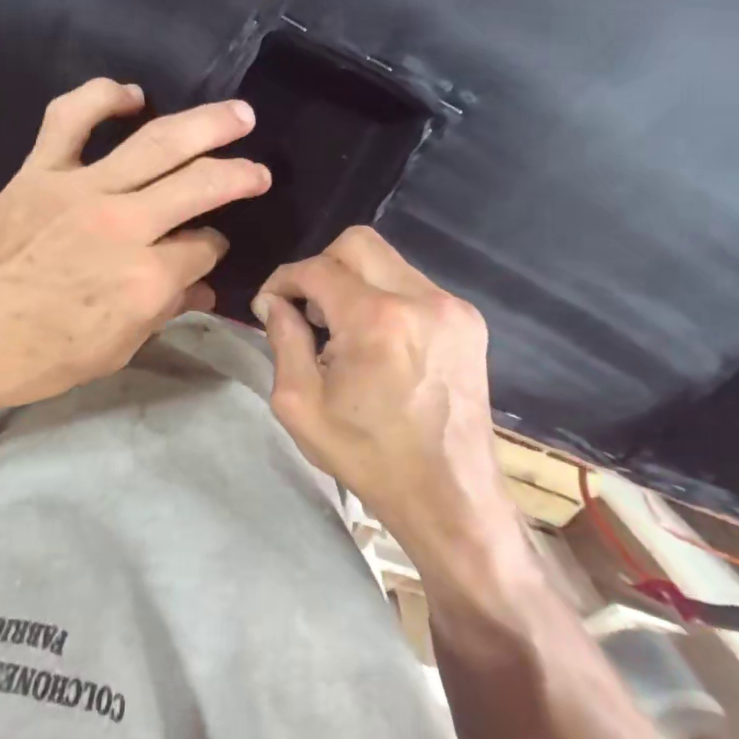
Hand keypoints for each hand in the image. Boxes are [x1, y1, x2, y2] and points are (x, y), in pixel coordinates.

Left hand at [0, 78, 270, 418]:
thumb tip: (200, 287)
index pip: (204, 248)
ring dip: (206, 124)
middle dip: (239, 175)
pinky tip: (131, 95)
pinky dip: (103, 96)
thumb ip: (159, 312)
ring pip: (157, 142)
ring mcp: (82, 189)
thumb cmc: (31, 358)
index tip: (210, 248)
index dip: (214, 248)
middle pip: (201, 185)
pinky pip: (73, 116)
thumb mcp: (109, 351)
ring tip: (238, 114)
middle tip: (259, 171)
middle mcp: (125, 225)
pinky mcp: (40, 169)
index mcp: (146, 280)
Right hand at [252, 227, 514, 570]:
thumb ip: (282, 340)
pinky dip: (383, 297)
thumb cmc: (367, 455)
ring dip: (352, 282)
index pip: (318, 268)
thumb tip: (274, 303)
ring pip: (387, 261)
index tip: (270, 304)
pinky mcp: (468, 323)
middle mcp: (421, 300)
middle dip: (319, 268)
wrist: (450, 495)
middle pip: (357, 243)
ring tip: (340, 329)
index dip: (284, 280)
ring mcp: (452, 309)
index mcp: (376, 321)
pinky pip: (412, 285)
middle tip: (306, 309)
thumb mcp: (300, 404)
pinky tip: (375, 340)